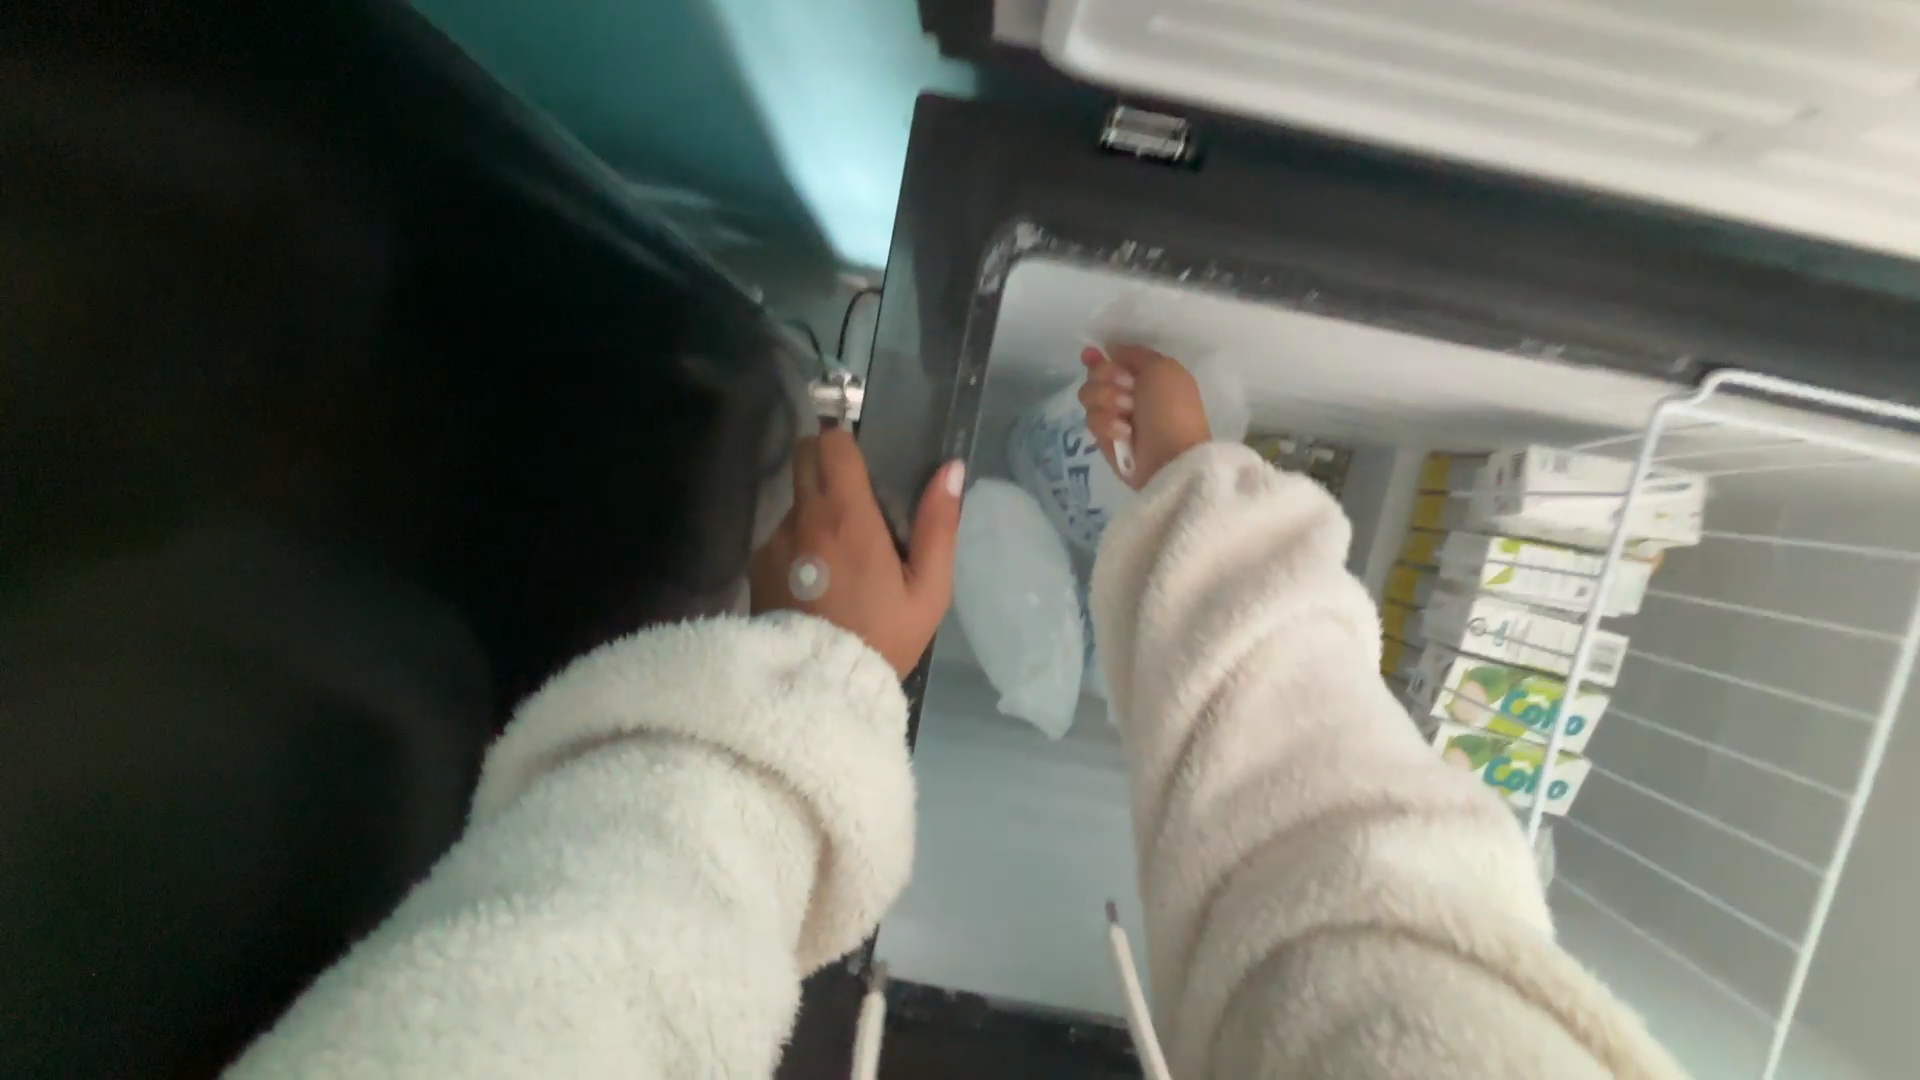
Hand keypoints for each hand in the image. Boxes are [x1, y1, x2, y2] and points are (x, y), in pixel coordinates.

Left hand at [750, 430, 964, 677]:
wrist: (822, 689)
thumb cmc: (885, 636)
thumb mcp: (929, 589)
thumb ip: (938, 525)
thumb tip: (952, 469)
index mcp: (847, 518)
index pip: (831, 444)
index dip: (847, 444)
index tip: (863, 462)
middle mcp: (803, 519)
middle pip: (803, 457)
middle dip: (826, 463)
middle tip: (854, 499)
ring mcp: (774, 543)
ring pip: (794, 500)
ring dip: (815, 511)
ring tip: (839, 556)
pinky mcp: (757, 567)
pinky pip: (781, 535)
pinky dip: (798, 544)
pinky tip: (817, 580)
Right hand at [1079, 344, 1209, 489]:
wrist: (1170, 456)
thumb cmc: (1172, 409)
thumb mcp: (1163, 368)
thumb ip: (1135, 354)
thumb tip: (1110, 350)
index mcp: (1146, 374)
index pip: (1113, 358)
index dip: (1100, 356)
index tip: (1092, 355)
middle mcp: (1128, 393)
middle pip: (1094, 375)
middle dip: (1107, 379)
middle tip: (1128, 390)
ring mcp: (1114, 416)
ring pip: (1088, 396)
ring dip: (1108, 401)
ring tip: (1128, 415)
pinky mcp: (1104, 438)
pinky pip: (1092, 421)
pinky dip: (1108, 425)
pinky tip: (1125, 434)